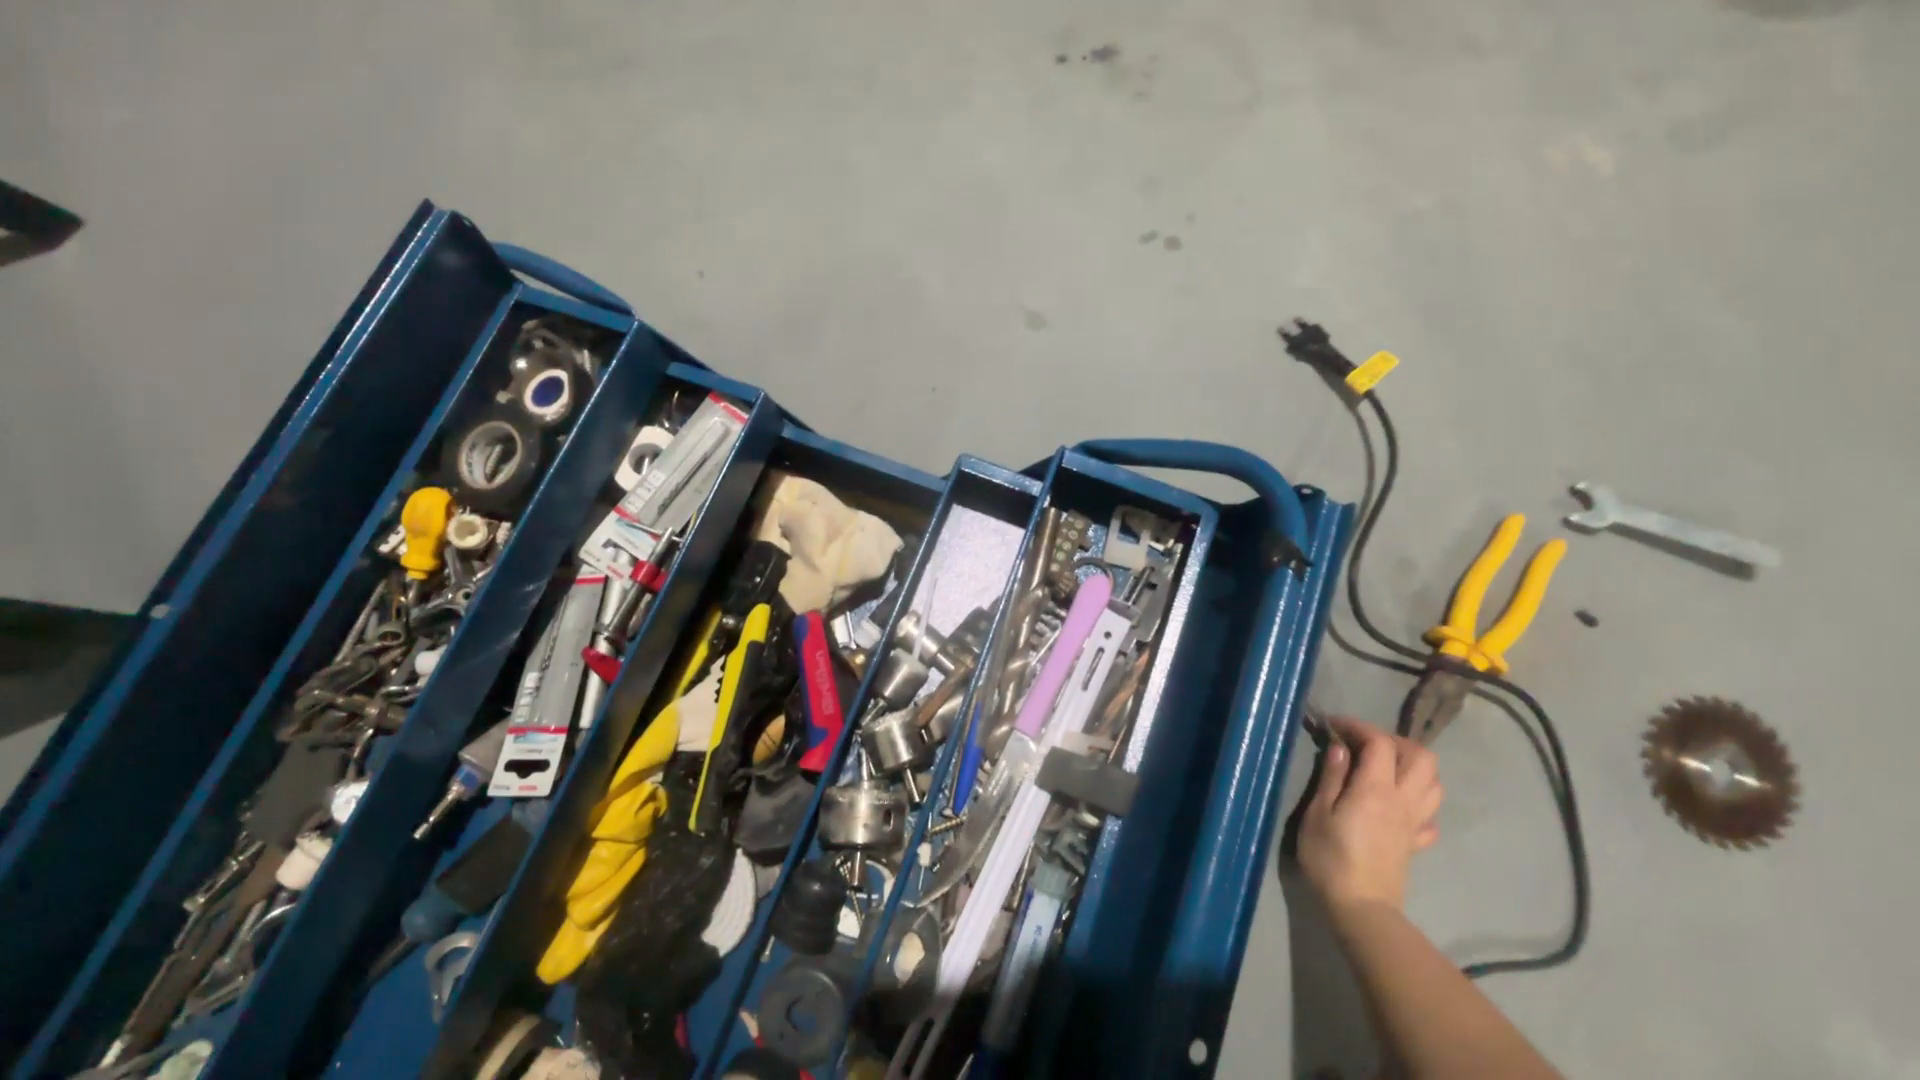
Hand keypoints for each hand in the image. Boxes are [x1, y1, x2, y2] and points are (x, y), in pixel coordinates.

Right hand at [1297, 717, 1442, 912]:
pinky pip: (1430, 815)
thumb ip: (1332, 778)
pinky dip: (1418, 801)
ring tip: (1386, 770)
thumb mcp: (1318, 814)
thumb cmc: (1331, 858)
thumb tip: (1340, 748)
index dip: (1359, 726)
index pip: (1380, 742)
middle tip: (1366, 745)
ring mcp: (1414, 822)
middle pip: (1421, 756)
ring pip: (1434, 782)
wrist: (1361, 907)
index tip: (1335, 725)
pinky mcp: (1416, 842)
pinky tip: (1398, 806)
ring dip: (1414, 767)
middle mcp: (1403, 800)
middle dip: (1395, 741)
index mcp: (1376, 789)